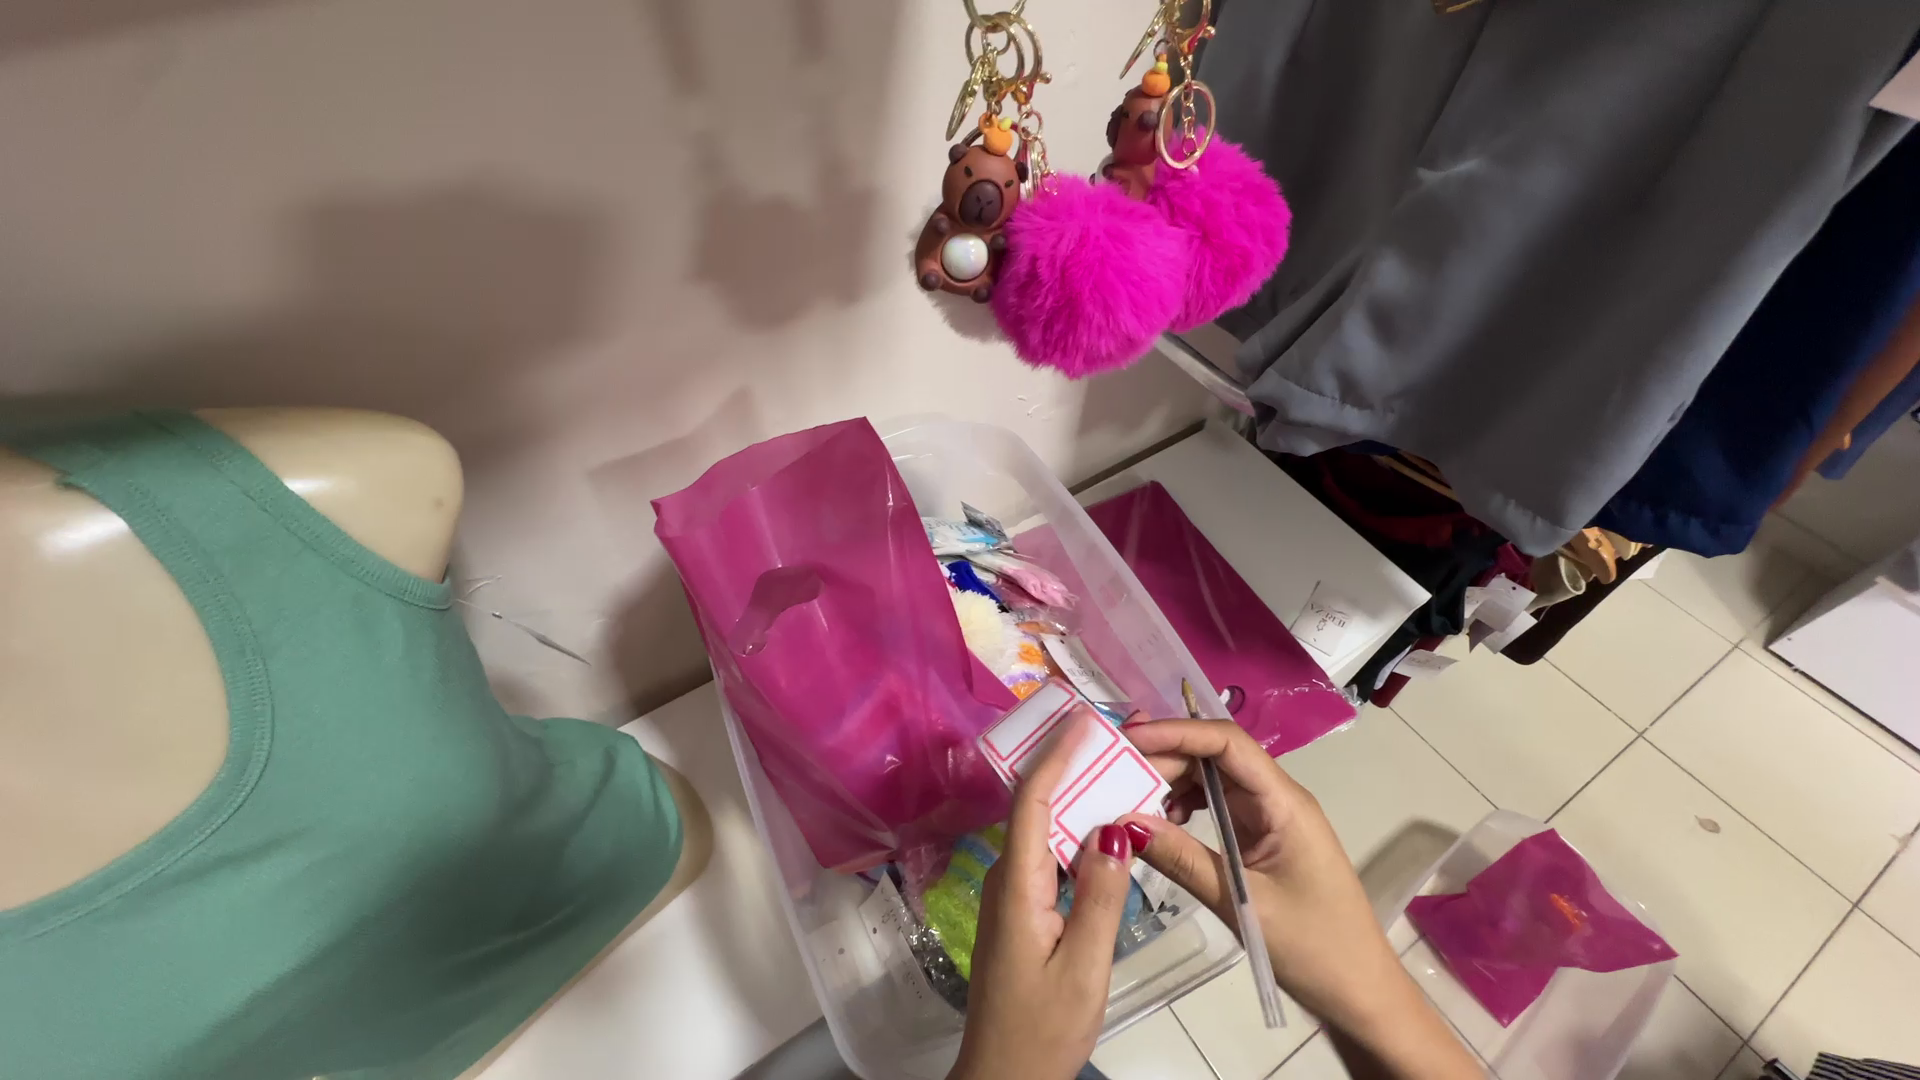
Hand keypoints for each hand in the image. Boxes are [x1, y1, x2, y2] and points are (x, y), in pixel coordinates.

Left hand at [950, 709, 1140, 1079]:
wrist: (1002, 1078)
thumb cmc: (1042, 1029)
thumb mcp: (1083, 968)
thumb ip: (1101, 897)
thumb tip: (1114, 829)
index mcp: (1018, 884)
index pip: (1032, 801)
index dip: (1055, 756)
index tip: (1081, 719)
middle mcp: (1008, 876)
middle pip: (1037, 806)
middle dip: (1069, 766)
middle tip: (1110, 737)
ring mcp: (1012, 892)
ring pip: (1045, 830)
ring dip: (1076, 799)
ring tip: (1116, 771)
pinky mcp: (1022, 908)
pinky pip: (1050, 856)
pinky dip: (1077, 835)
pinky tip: (1105, 830)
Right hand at [1120, 718, 1479, 1079]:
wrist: (1364, 998)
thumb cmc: (1316, 949)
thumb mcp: (1242, 903)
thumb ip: (1181, 858)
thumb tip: (1121, 823)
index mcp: (1284, 802)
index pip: (1227, 742)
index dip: (1178, 732)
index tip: (1130, 740)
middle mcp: (1276, 798)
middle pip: (1214, 756)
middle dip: (1165, 758)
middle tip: (1115, 775)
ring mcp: (1268, 817)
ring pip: (1211, 779)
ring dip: (1171, 782)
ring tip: (1130, 798)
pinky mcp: (1259, 837)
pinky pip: (1215, 805)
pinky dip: (1183, 806)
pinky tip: (1160, 823)